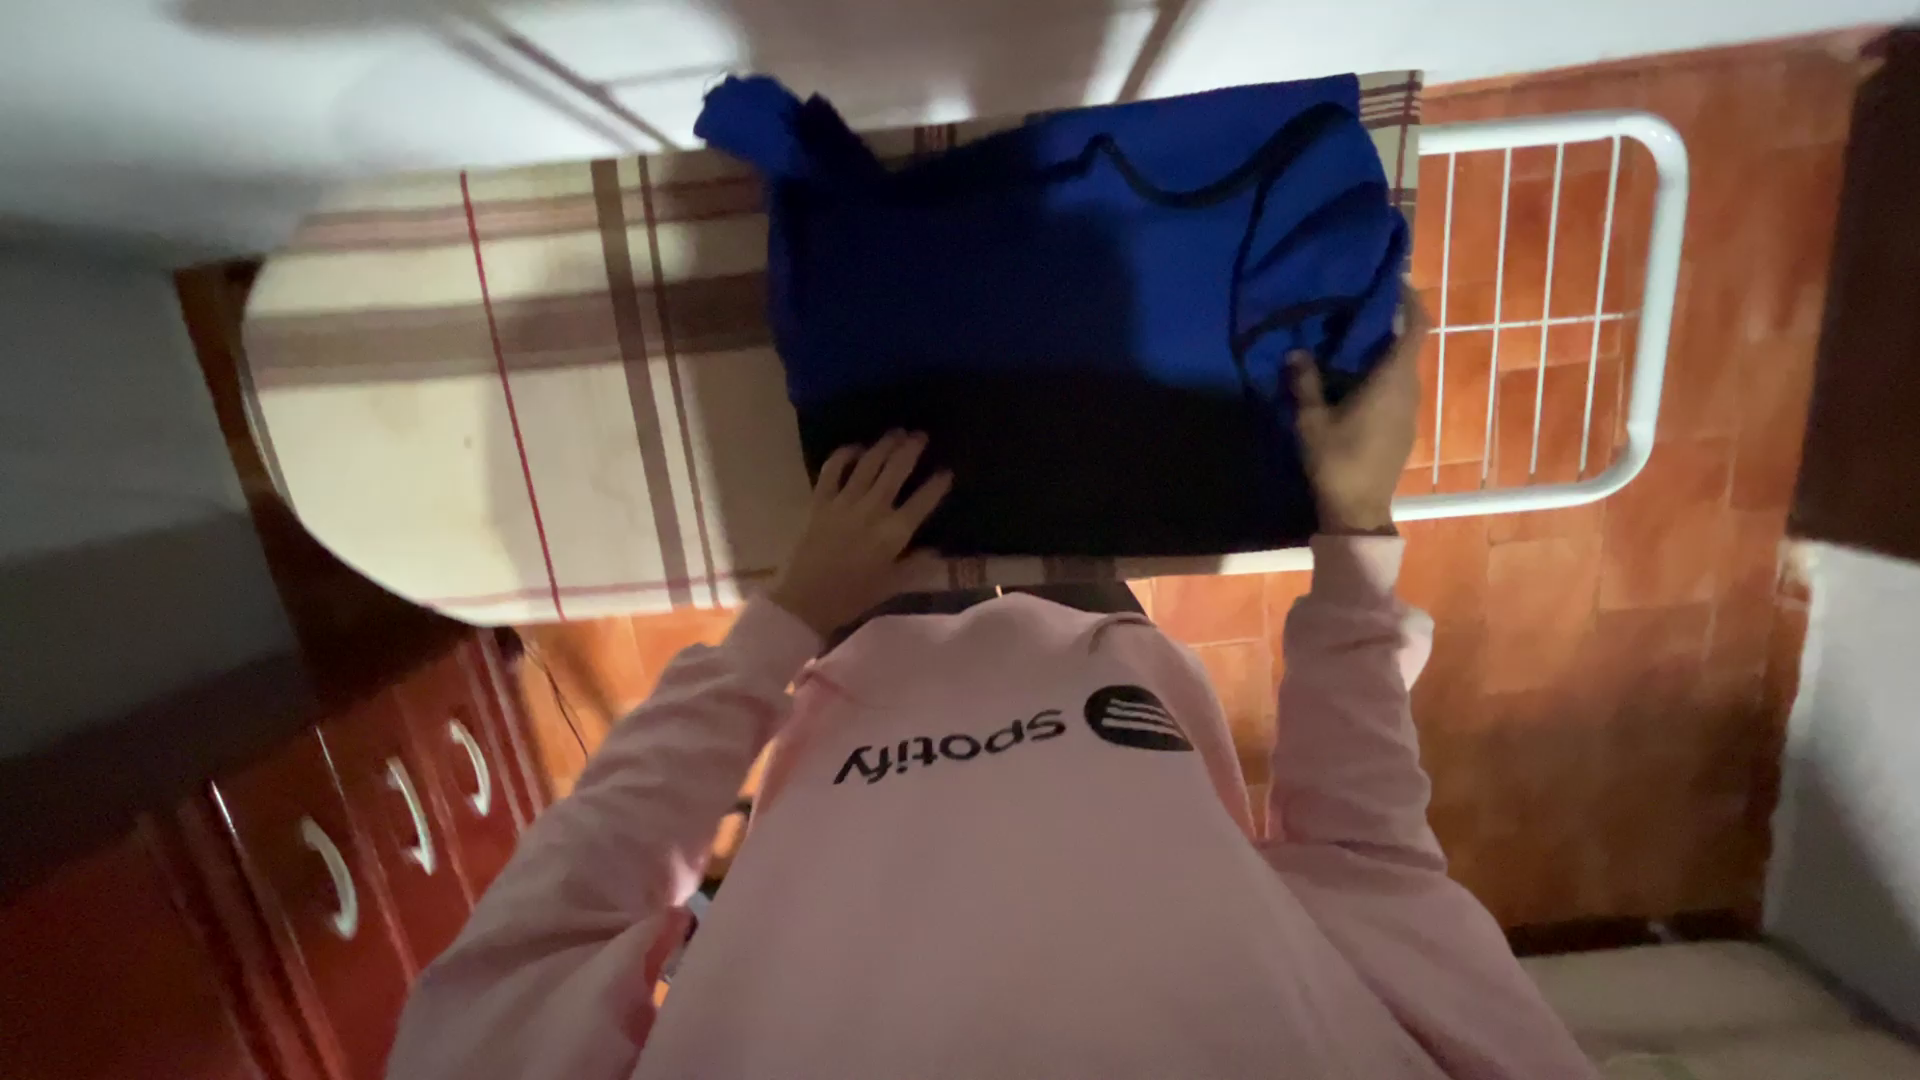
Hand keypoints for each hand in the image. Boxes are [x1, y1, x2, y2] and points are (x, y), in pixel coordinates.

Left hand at [768, 432, 953, 635]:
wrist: (805, 600)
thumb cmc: (852, 597)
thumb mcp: (892, 585)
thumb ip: (916, 565)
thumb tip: (936, 550)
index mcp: (894, 532)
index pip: (923, 500)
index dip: (937, 483)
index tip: (946, 471)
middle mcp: (873, 510)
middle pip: (896, 471)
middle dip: (911, 450)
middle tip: (921, 435)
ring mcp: (844, 502)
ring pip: (868, 464)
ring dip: (884, 446)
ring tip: (896, 432)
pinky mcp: (820, 501)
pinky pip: (832, 470)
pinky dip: (844, 455)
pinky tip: (855, 447)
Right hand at [1290, 289, 1429, 533]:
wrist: (1358, 509)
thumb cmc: (1336, 460)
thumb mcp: (1311, 420)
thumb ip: (1305, 383)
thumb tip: (1295, 351)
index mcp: (1392, 380)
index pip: (1415, 327)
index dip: (1410, 301)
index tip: (1394, 283)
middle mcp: (1409, 390)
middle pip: (1408, 346)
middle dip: (1387, 326)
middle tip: (1354, 312)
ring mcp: (1409, 411)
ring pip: (1400, 370)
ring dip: (1380, 355)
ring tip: (1347, 347)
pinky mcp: (1402, 429)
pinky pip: (1395, 390)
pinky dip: (1379, 377)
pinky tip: (1351, 385)